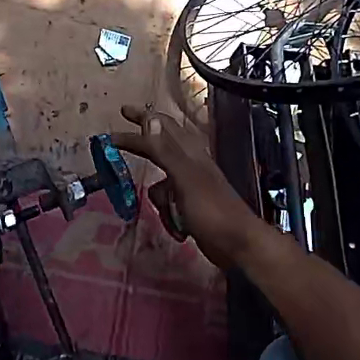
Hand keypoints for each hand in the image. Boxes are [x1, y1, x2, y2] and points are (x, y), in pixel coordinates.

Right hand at [110, 104, 259, 267]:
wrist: (238, 244)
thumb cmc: (211, 210)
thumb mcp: (185, 178)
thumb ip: (165, 150)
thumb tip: (149, 119)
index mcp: (189, 153)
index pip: (160, 129)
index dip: (140, 120)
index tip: (121, 114)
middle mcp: (189, 164)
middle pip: (161, 145)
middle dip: (143, 138)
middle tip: (122, 127)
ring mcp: (190, 185)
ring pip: (161, 181)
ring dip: (159, 196)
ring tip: (166, 210)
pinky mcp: (189, 204)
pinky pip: (167, 201)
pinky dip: (167, 211)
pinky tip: (175, 224)